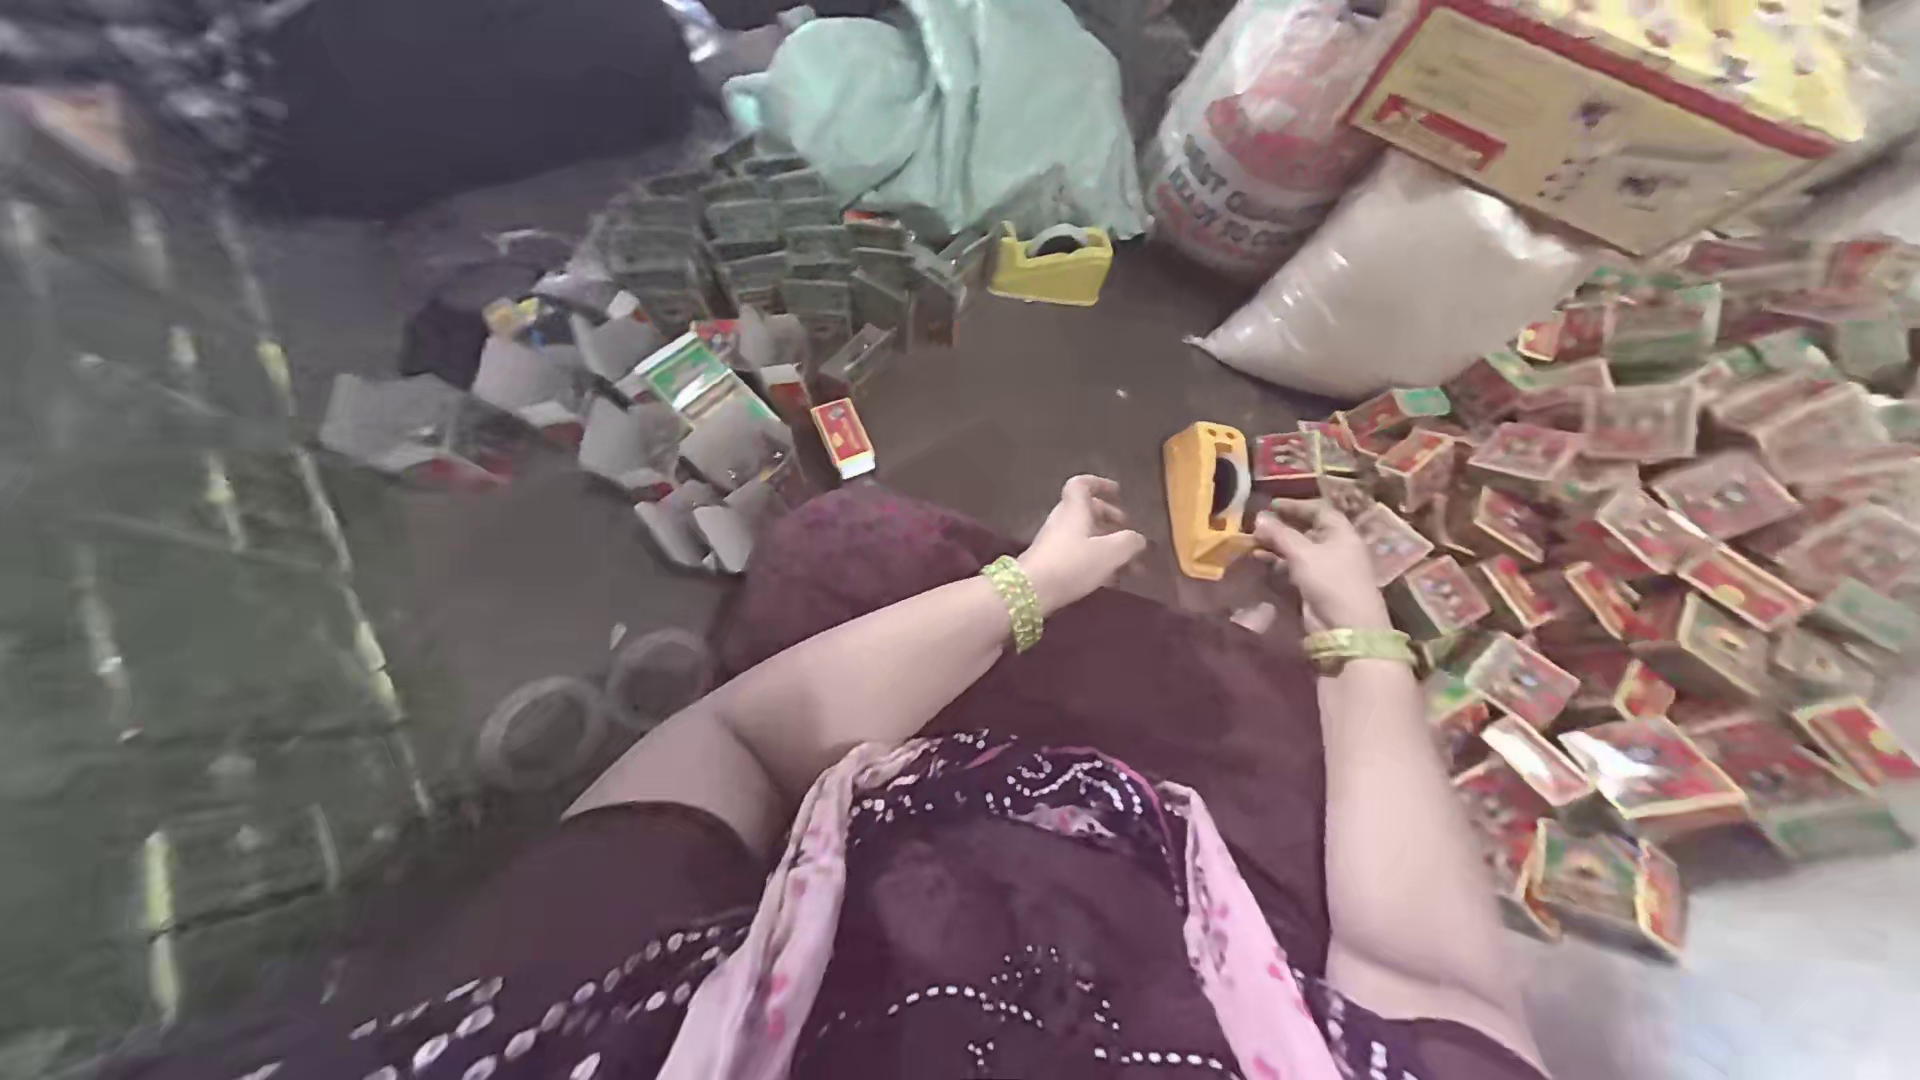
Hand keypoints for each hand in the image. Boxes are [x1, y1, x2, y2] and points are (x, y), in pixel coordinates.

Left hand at [1017, 476, 1146, 614]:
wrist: (1032, 590)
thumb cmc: (1072, 564)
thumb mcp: (1110, 552)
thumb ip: (1129, 542)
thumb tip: (1138, 539)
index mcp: (1075, 509)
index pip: (1081, 484)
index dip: (1100, 484)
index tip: (1118, 492)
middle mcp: (1063, 521)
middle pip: (1087, 511)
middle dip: (1110, 519)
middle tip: (1129, 532)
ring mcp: (1055, 542)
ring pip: (1085, 535)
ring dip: (1107, 544)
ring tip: (1129, 563)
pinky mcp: (1051, 562)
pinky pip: (1078, 554)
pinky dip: (1096, 560)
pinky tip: (1111, 578)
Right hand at [1252, 499, 1391, 631]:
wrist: (1346, 626)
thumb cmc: (1330, 581)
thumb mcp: (1303, 553)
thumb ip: (1280, 534)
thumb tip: (1258, 516)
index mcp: (1341, 533)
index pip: (1319, 510)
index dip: (1295, 505)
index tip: (1270, 504)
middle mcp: (1334, 546)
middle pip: (1306, 529)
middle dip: (1281, 525)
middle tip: (1257, 523)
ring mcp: (1324, 566)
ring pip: (1296, 548)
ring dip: (1275, 543)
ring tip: (1252, 540)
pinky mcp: (1313, 583)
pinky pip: (1292, 565)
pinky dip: (1276, 560)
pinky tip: (1258, 558)